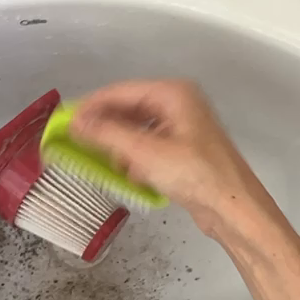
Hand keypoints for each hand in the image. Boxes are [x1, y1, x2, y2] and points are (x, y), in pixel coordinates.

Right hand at [68, 79, 277, 239]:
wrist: (233, 209)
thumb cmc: (199, 176)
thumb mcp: (145, 153)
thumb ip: (107, 134)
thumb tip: (76, 122)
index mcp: (173, 94)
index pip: (120, 91)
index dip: (90, 106)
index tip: (65, 121)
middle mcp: (178, 105)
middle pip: (128, 110)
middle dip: (105, 129)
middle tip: (77, 143)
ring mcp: (182, 128)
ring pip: (137, 131)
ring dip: (121, 148)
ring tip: (108, 164)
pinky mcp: (182, 151)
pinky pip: (148, 148)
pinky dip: (136, 161)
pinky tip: (133, 177)